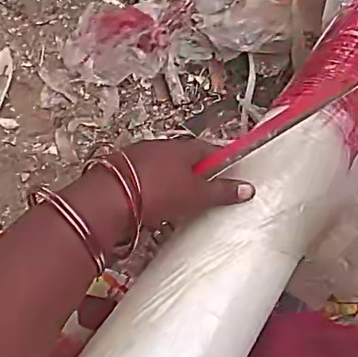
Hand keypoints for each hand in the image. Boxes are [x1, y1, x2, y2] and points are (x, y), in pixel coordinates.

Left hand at [61, 138, 252, 248]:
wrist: (109, 200)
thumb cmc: (159, 192)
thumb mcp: (197, 195)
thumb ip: (221, 192)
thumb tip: (248, 189)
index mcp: (183, 147)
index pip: (210, 149)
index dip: (222, 160)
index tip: (231, 171)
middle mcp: (160, 147)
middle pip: (185, 159)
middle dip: (196, 174)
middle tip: (207, 192)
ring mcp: (138, 159)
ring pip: (163, 170)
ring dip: (173, 184)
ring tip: (181, 205)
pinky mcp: (121, 175)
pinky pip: (145, 183)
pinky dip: (153, 193)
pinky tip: (154, 209)